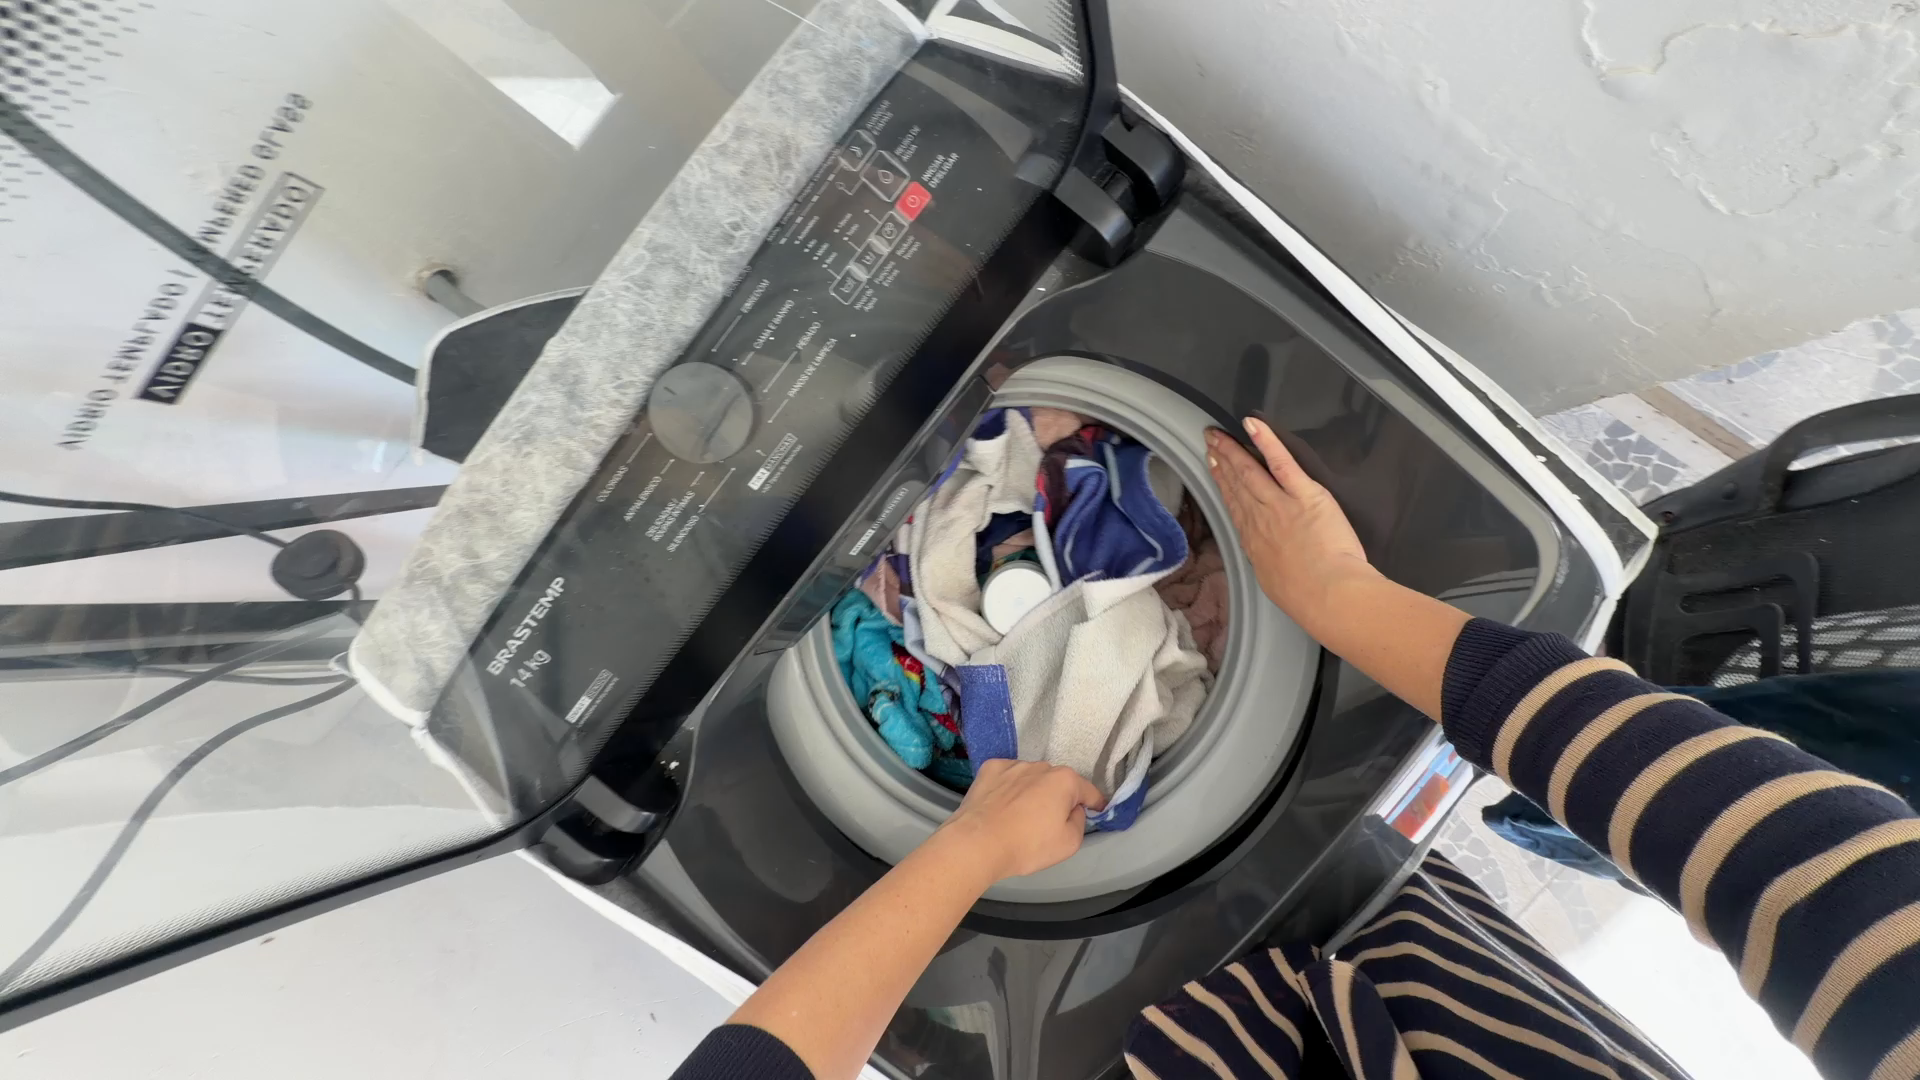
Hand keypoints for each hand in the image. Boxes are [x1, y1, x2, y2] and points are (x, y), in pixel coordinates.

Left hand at [929, 759, 1104, 883]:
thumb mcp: (1069, 843)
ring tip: (1021, 818)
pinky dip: (1008, 788)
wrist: (978, 842)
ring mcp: (1013, 765)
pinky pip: (1007, 777)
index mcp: (1064, 781)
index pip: (1088, 791)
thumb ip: (1079, 822)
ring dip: (1032, 792)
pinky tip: (1001, 807)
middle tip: (1049, 824)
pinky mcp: (990, 769)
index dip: (1095, 803)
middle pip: (1057, 783)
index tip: (1097, 810)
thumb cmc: (1027, 845)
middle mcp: (1040, 766)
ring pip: (1031, 778)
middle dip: (1058, 799)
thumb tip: (1074, 809)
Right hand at [1206, 417, 1376, 631]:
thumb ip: (1268, 561)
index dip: (1222, 483)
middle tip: (1210, 441)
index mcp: (1253, 540)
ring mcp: (1279, 504)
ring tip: (1220, 434)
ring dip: (1233, 449)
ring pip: (1249, 471)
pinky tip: (1253, 425)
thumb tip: (1269, 558)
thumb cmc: (1304, 596)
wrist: (1325, 593)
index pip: (1234, 504)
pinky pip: (1282, 463)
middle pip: (1236, 484)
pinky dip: (1266, 442)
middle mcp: (1259, 518)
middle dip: (1221, 460)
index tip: (1214, 468)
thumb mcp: (1273, 581)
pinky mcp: (1304, 494)